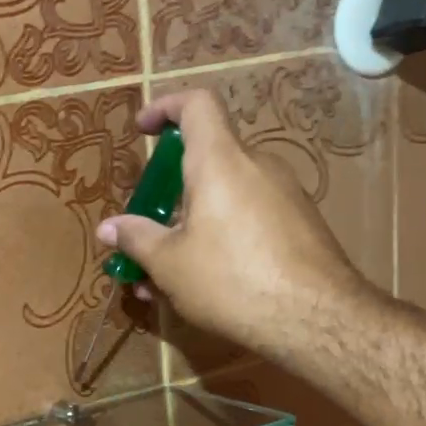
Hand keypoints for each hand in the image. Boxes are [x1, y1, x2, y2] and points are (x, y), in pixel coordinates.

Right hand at [97, 89, 375, 355]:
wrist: (316, 319)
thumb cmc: (230, 280)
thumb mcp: (168, 263)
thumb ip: (136, 238)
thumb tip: (109, 228)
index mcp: (220, 163)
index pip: (196, 106)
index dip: (165, 107)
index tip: (142, 129)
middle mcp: (255, 167)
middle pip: (204, 161)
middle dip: (166, 193)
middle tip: (142, 231)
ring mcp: (282, 195)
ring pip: (222, 196)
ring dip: (187, 225)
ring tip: (161, 275)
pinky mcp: (297, 224)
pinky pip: (245, 216)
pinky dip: (216, 237)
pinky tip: (199, 283)